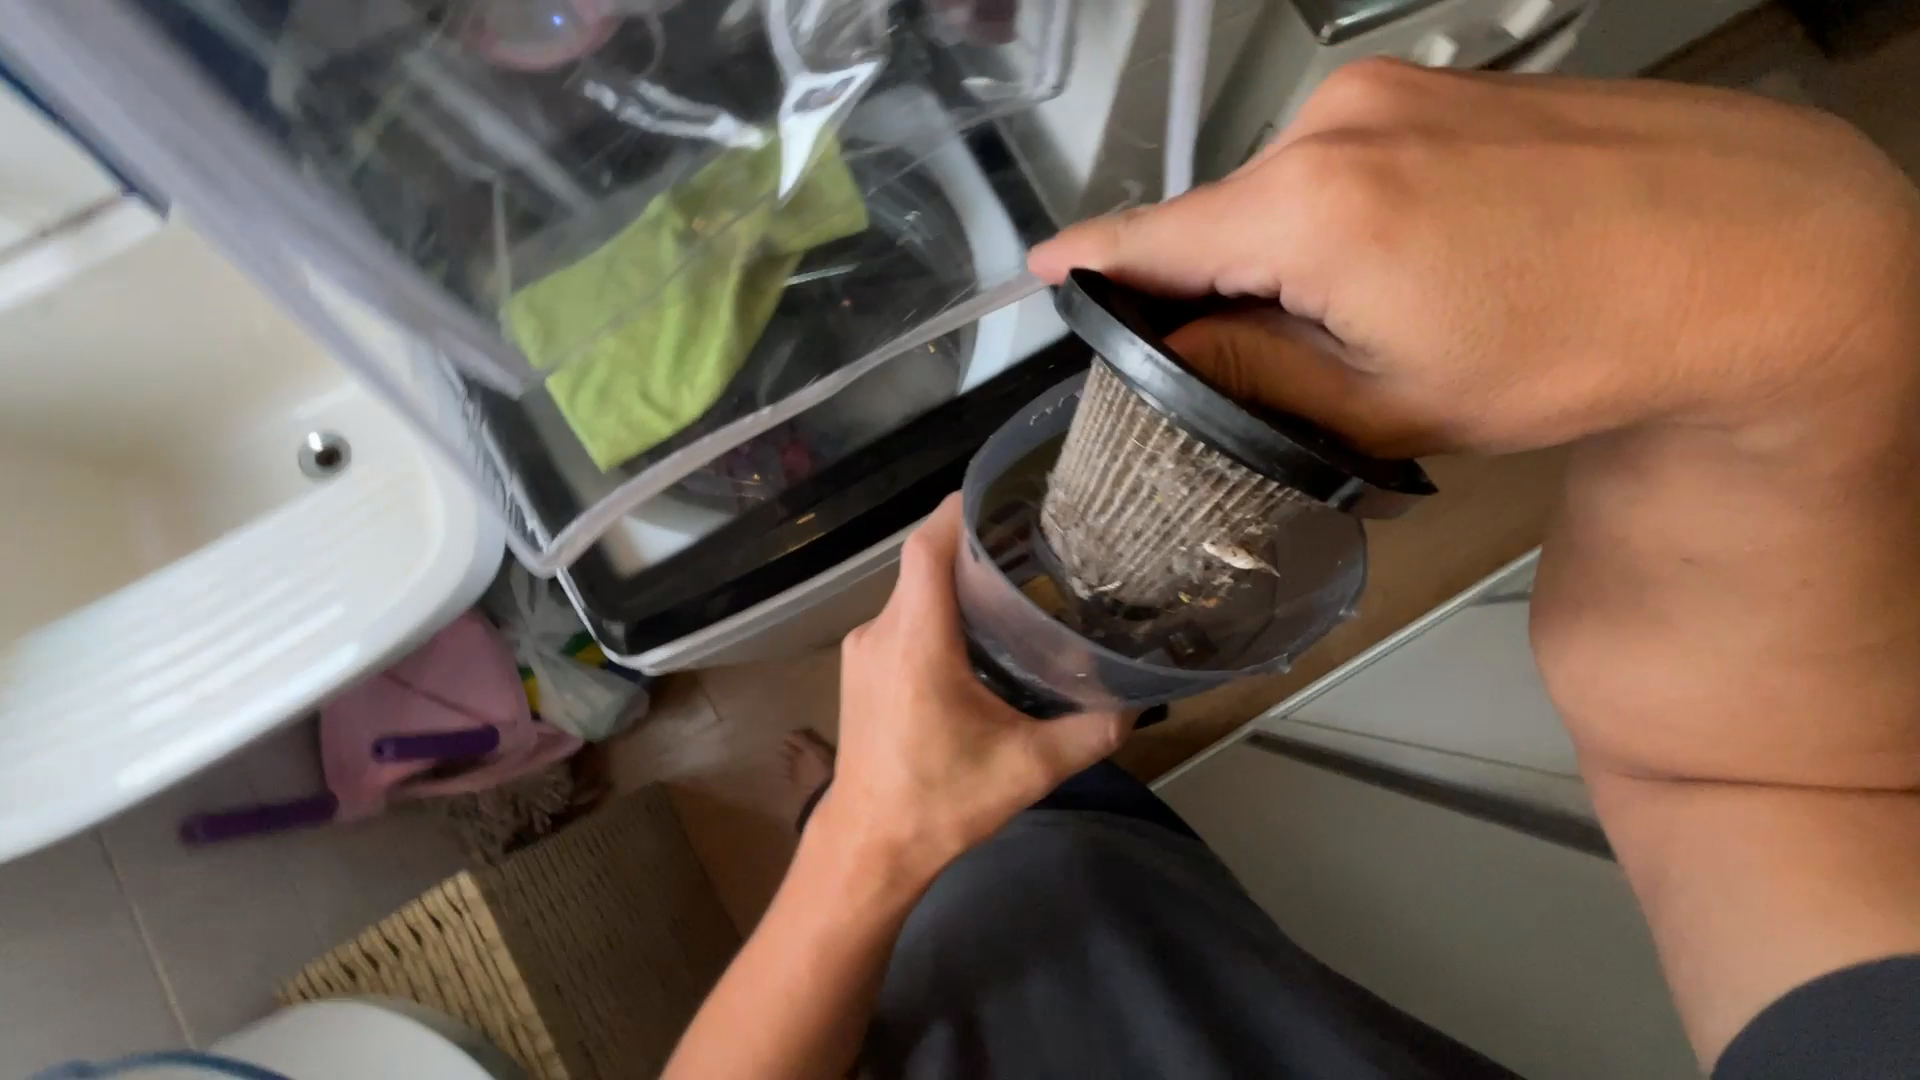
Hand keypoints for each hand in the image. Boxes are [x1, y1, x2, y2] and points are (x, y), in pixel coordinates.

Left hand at [812, 494, 1126, 882]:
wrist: (869, 847)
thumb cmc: (941, 804)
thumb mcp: (1027, 769)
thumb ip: (1087, 733)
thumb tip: (1136, 705)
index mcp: (917, 643)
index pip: (928, 550)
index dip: (959, 512)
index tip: (1000, 494)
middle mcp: (882, 633)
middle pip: (923, 564)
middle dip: (970, 546)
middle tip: (1027, 543)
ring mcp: (864, 650)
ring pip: (911, 591)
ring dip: (954, 581)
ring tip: (1010, 583)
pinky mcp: (860, 668)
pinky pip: (901, 616)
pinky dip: (935, 609)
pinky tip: (974, 632)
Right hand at [1031, 60, 1919, 458]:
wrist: (1756, 260)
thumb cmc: (1574, 345)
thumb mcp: (1376, 401)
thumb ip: (1246, 371)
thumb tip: (1172, 346)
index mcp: (1311, 211)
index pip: (1154, 238)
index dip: (1089, 260)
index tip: (1045, 269)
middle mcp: (1337, 128)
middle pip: (1215, 223)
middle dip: (1216, 292)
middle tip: (1274, 363)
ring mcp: (1389, 97)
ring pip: (1274, 197)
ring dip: (1283, 261)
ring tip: (1373, 318)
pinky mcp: (1430, 91)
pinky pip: (1332, 163)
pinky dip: (1331, 221)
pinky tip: (1407, 266)